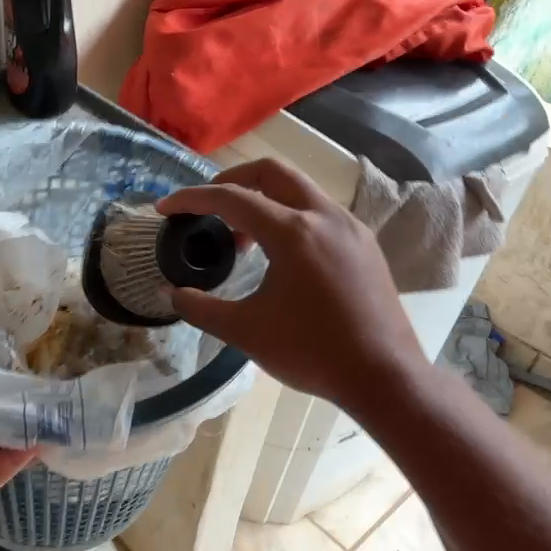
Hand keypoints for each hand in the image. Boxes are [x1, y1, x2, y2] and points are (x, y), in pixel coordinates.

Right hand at [158, 159, 428, 410]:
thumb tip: (172, 293)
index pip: (231, 198)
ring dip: (262, 198)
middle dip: (231, 180)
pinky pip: (319, 211)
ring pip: (299, 189)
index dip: (191, 199)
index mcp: (292, 233)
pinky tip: (278, 253)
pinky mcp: (364, 244)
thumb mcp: (244, 331)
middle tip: (206, 206)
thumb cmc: (311, 352)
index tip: (165, 209)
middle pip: (270, 172)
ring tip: (239, 237)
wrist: (385, 378)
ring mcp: (350, 228)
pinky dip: (289, 215)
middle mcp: (324, 217)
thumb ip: (201, 307)